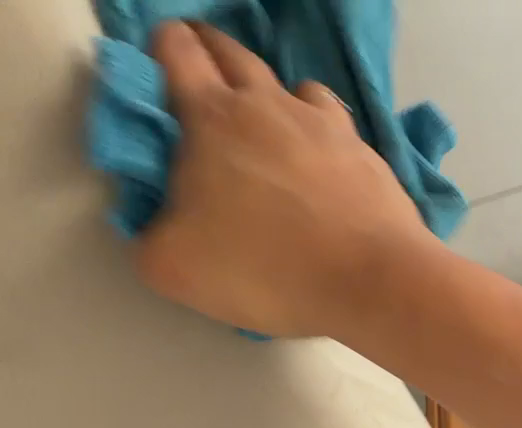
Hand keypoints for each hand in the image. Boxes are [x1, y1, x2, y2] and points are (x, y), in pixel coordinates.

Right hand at [133, 21, 436, 338]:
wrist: (371, 283)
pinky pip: (339, 130)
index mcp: (213, 116)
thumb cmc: (266, 269)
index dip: (161, 51)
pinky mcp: (369, 157)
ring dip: (277, 97)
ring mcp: (328, 127)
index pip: (176, 51)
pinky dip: (325, 137)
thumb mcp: (175, 266)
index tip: (161, 70)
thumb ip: (150, 235)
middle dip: (211, 55)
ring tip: (273, 128)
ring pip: (296, 87)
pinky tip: (326, 165)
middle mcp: (272, 104)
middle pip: (234, 53)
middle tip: (205, 80)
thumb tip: (159, 222)